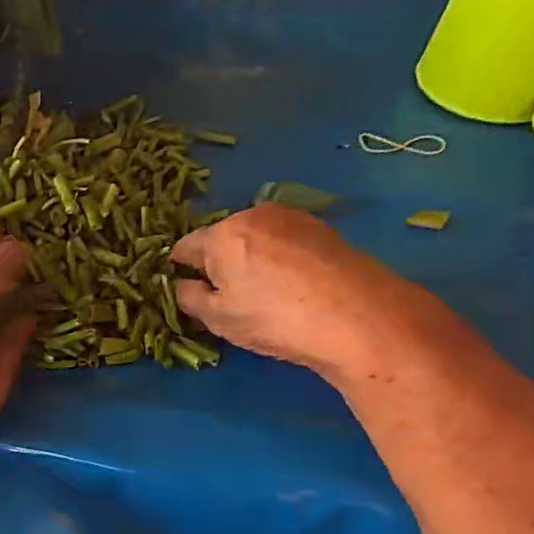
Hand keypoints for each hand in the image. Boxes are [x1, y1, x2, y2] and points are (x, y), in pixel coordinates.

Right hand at [172, 204, 452, 379]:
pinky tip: (289, 287)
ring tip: (261, 295)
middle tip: (226, 300)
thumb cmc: (273, 318)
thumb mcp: (218, 318)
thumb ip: (189, 298)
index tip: (185, 293)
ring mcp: (290, 217)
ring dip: (247, 261)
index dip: (178, 271)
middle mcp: (252, 215)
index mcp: (220, 235)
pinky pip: (280, 241)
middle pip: (220, 240)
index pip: (183, 248)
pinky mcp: (319, 227)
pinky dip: (275, 260)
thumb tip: (183, 285)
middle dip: (216, 264)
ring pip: (252, 239)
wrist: (356, 315)